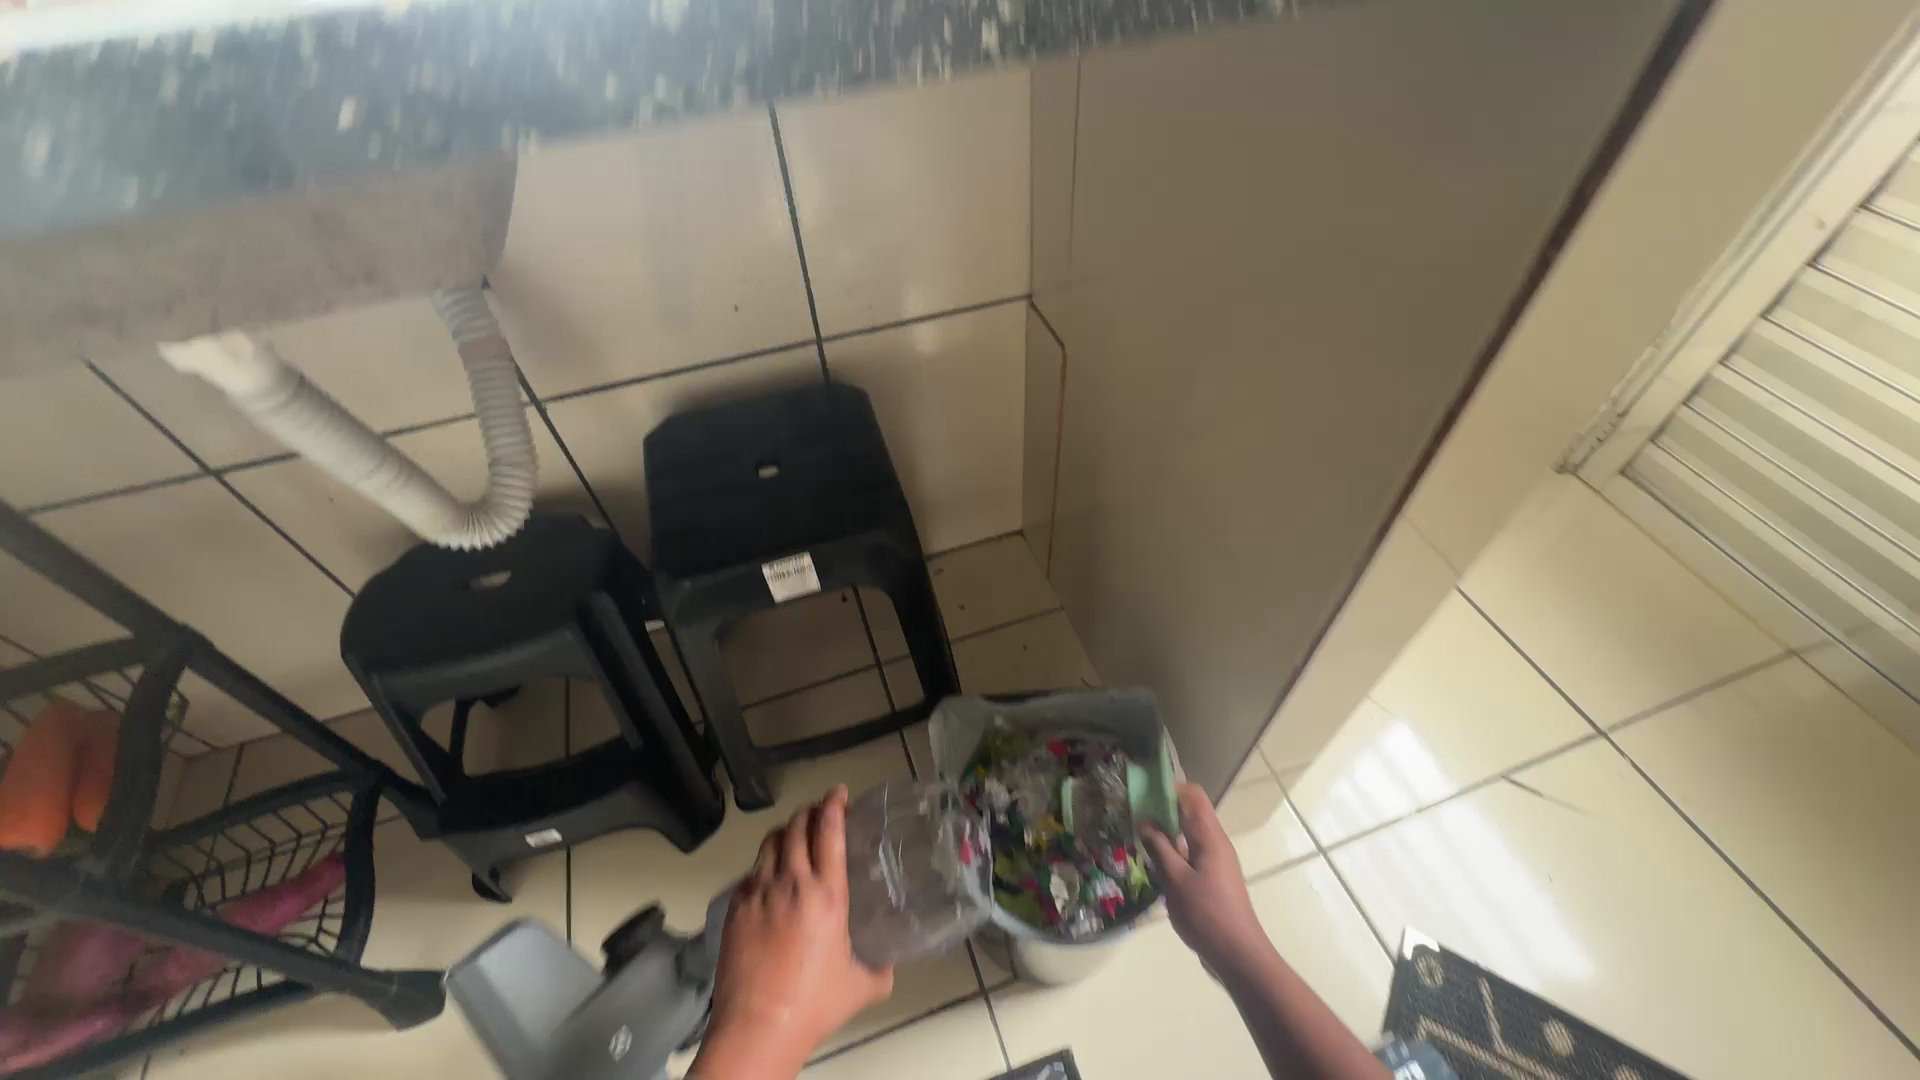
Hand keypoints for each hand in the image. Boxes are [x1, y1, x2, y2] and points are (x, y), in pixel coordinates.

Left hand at [693, 786, 894, 1078]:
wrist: (757, 1028)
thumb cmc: (812, 1006)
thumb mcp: (862, 986)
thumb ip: (880, 967)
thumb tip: (889, 962)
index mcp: (826, 895)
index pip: (829, 831)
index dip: (834, 804)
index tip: (838, 793)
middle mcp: (791, 884)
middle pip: (796, 827)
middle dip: (809, 812)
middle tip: (819, 811)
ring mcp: (758, 894)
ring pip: (770, 843)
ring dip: (785, 832)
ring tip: (795, 835)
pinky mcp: (735, 909)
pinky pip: (751, 872)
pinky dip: (764, 864)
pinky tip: (770, 876)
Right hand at [1140, 782, 1273, 979]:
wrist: (1238, 955)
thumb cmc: (1207, 914)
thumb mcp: (1176, 880)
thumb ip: (1159, 848)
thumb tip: (1144, 821)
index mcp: (1210, 838)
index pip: (1193, 796)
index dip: (1170, 787)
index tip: (1144, 790)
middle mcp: (1215, 844)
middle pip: (1189, 814)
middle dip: (1162, 810)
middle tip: (1133, 814)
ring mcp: (1215, 863)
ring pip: (1188, 836)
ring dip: (1165, 833)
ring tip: (1138, 837)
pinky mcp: (1212, 880)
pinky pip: (1190, 855)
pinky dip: (1172, 853)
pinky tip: (1154, 865)